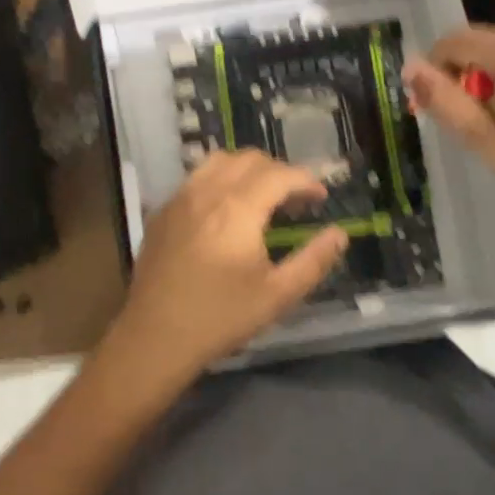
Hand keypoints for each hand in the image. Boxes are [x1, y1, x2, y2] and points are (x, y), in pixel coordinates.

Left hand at [106, 150, 348, 379]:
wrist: (155, 335)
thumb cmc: (220, 317)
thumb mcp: (277, 295)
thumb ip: (313, 260)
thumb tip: (339, 234)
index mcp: (238, 208)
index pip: (280, 174)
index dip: (306, 180)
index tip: (321, 197)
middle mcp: (207, 192)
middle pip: (249, 159)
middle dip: (279, 171)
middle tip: (295, 201)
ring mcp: (179, 198)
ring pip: (218, 161)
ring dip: (247, 170)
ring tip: (262, 198)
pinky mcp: (162, 212)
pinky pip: (195, 178)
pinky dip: (219, 180)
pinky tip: (225, 211)